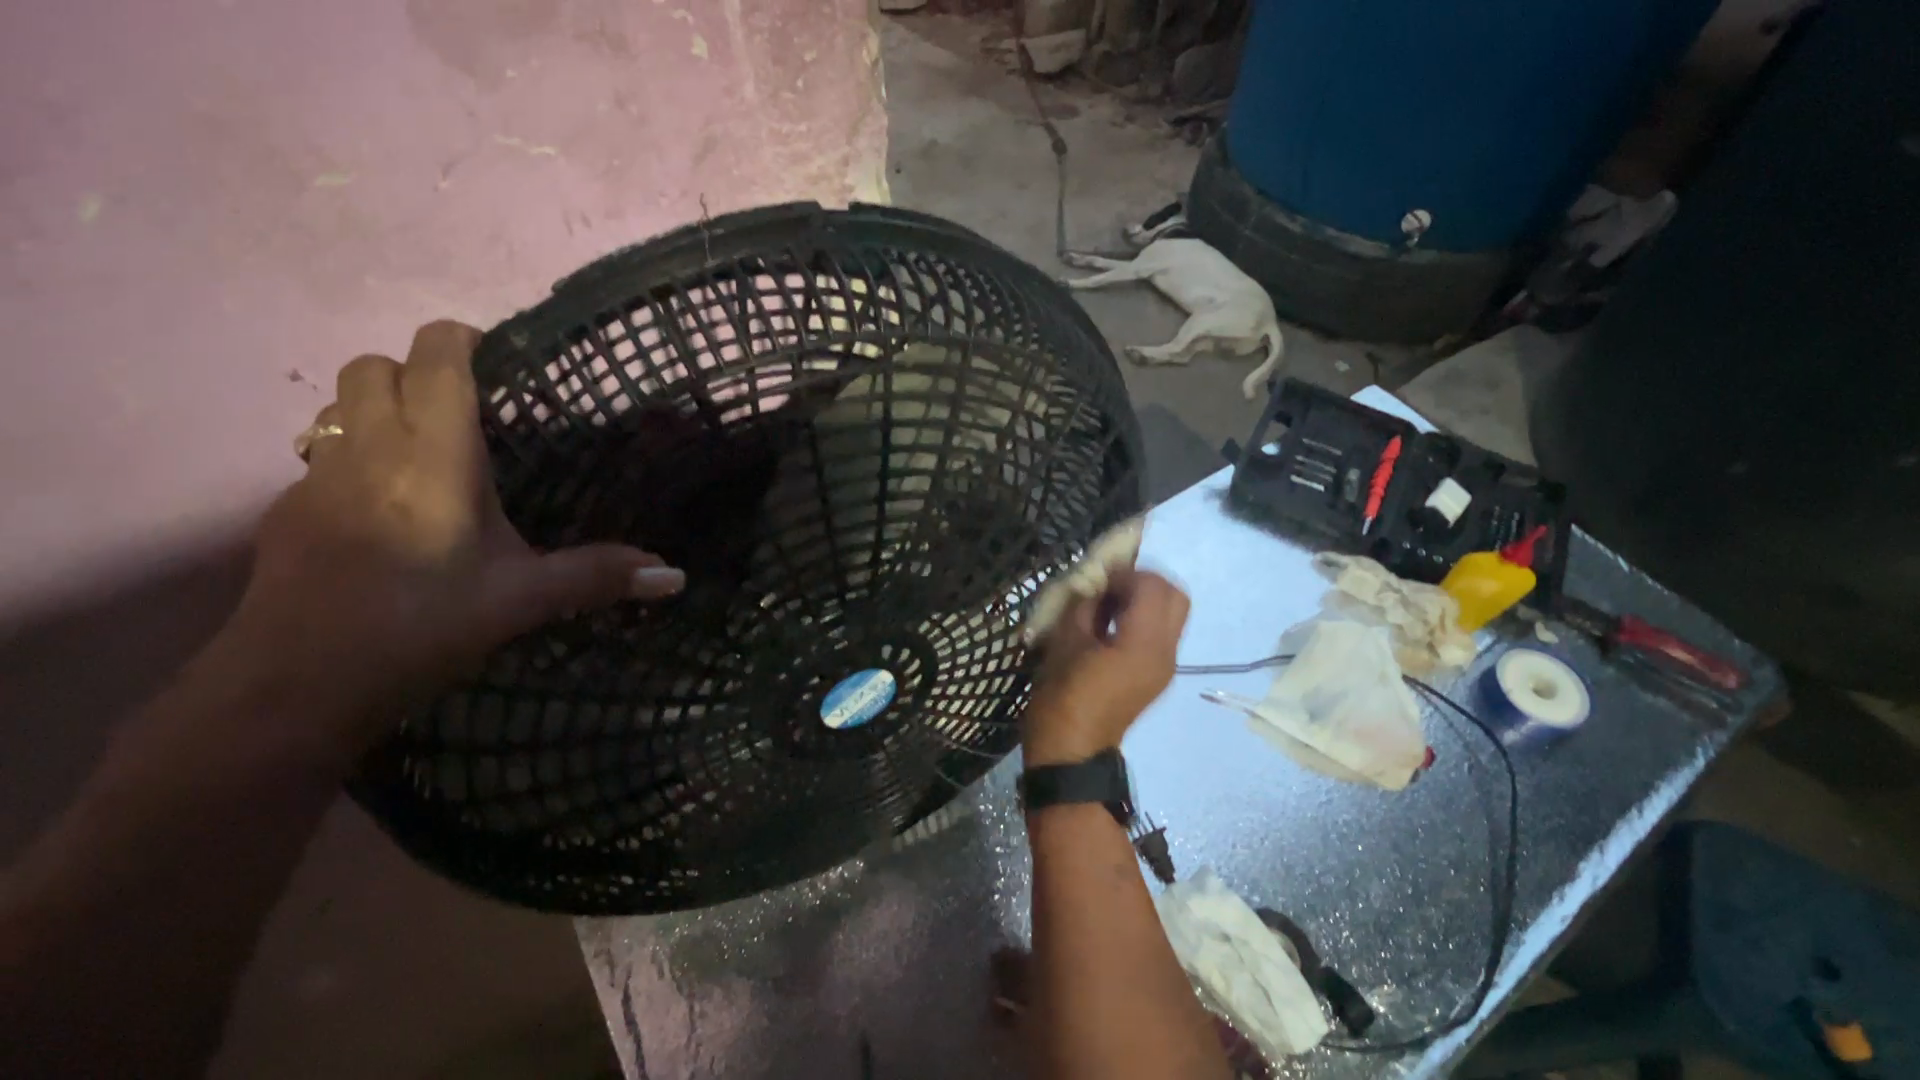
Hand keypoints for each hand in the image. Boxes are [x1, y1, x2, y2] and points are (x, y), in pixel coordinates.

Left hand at [221, 320, 683, 756]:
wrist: (295, 687)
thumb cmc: (422, 626)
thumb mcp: (522, 601)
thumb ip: (597, 576)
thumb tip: (675, 577)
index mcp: (432, 452)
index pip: (435, 352)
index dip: (465, 343)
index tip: (503, 372)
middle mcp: (367, 447)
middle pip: (374, 365)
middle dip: (417, 374)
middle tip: (466, 419)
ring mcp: (316, 478)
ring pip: (339, 410)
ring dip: (379, 414)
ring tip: (427, 464)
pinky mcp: (286, 513)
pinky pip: (322, 461)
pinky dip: (354, 466)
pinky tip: (384, 521)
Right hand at [1024, 570, 1189, 764]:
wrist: (1071, 753)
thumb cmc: (1062, 698)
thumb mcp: (1065, 642)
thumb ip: (1084, 604)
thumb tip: (1094, 582)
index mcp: (1143, 645)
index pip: (1152, 587)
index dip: (1123, 574)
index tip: (1095, 579)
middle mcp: (1166, 653)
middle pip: (1175, 596)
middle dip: (1144, 582)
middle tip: (1109, 586)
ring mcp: (1166, 666)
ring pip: (1172, 614)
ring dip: (1145, 600)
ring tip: (1108, 605)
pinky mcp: (1157, 676)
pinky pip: (1161, 633)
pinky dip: (1142, 619)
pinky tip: (1109, 627)